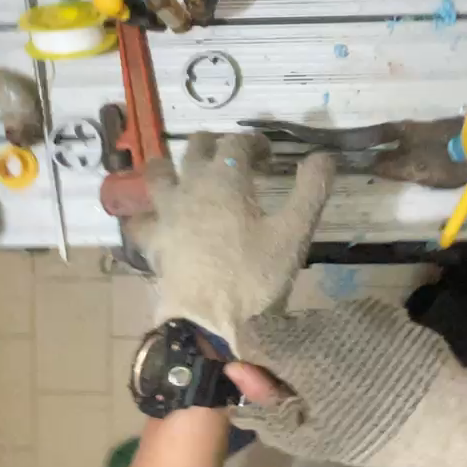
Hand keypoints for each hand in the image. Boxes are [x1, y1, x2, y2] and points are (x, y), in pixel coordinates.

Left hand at [143, 133, 334, 354]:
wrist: (210, 325)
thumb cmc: (256, 278)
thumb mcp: (294, 233)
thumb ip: (312, 190)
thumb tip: (324, 156)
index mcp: (225, 179)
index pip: (237, 141)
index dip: (255, 142)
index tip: (270, 155)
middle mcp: (190, 187)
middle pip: (195, 147)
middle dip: (217, 145)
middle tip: (236, 162)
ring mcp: (166, 214)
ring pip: (159, 173)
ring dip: (174, 166)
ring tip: (189, 177)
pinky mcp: (153, 242)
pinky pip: (143, 217)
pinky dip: (152, 212)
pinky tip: (163, 220)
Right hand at [226, 300, 466, 466]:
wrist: (444, 422)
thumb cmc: (370, 435)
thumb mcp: (309, 434)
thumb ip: (266, 400)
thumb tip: (235, 368)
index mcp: (301, 347)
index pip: (254, 332)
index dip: (258, 359)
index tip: (276, 384)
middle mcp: (327, 317)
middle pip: (289, 326)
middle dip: (292, 352)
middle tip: (316, 389)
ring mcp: (361, 311)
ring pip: (322, 322)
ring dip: (325, 345)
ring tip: (351, 380)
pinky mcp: (388, 312)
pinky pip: (355, 320)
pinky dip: (354, 340)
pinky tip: (375, 368)